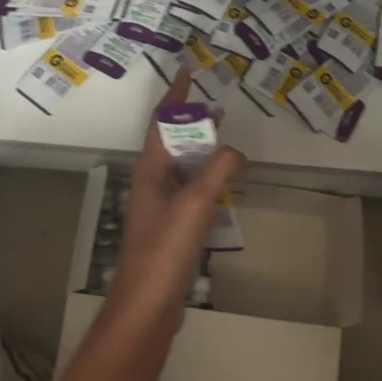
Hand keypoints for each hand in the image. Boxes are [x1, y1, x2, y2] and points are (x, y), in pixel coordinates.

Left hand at [108, 70, 244, 331]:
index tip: (188, 72)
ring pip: (183, 168)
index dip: (176, 97)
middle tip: (219, 110)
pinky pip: (191, 192)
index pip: (162, 122)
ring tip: (226, 143)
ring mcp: (160, 208)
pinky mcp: (171, 229)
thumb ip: (218, 170)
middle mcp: (151, 183)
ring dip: (203, 152)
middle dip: (193, 123)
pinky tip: (226, 189)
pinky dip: (208, 181)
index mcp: (150, 170)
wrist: (146, 307)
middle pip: (172, 142)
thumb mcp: (195, 203)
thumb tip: (235, 151)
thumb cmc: (164, 250)